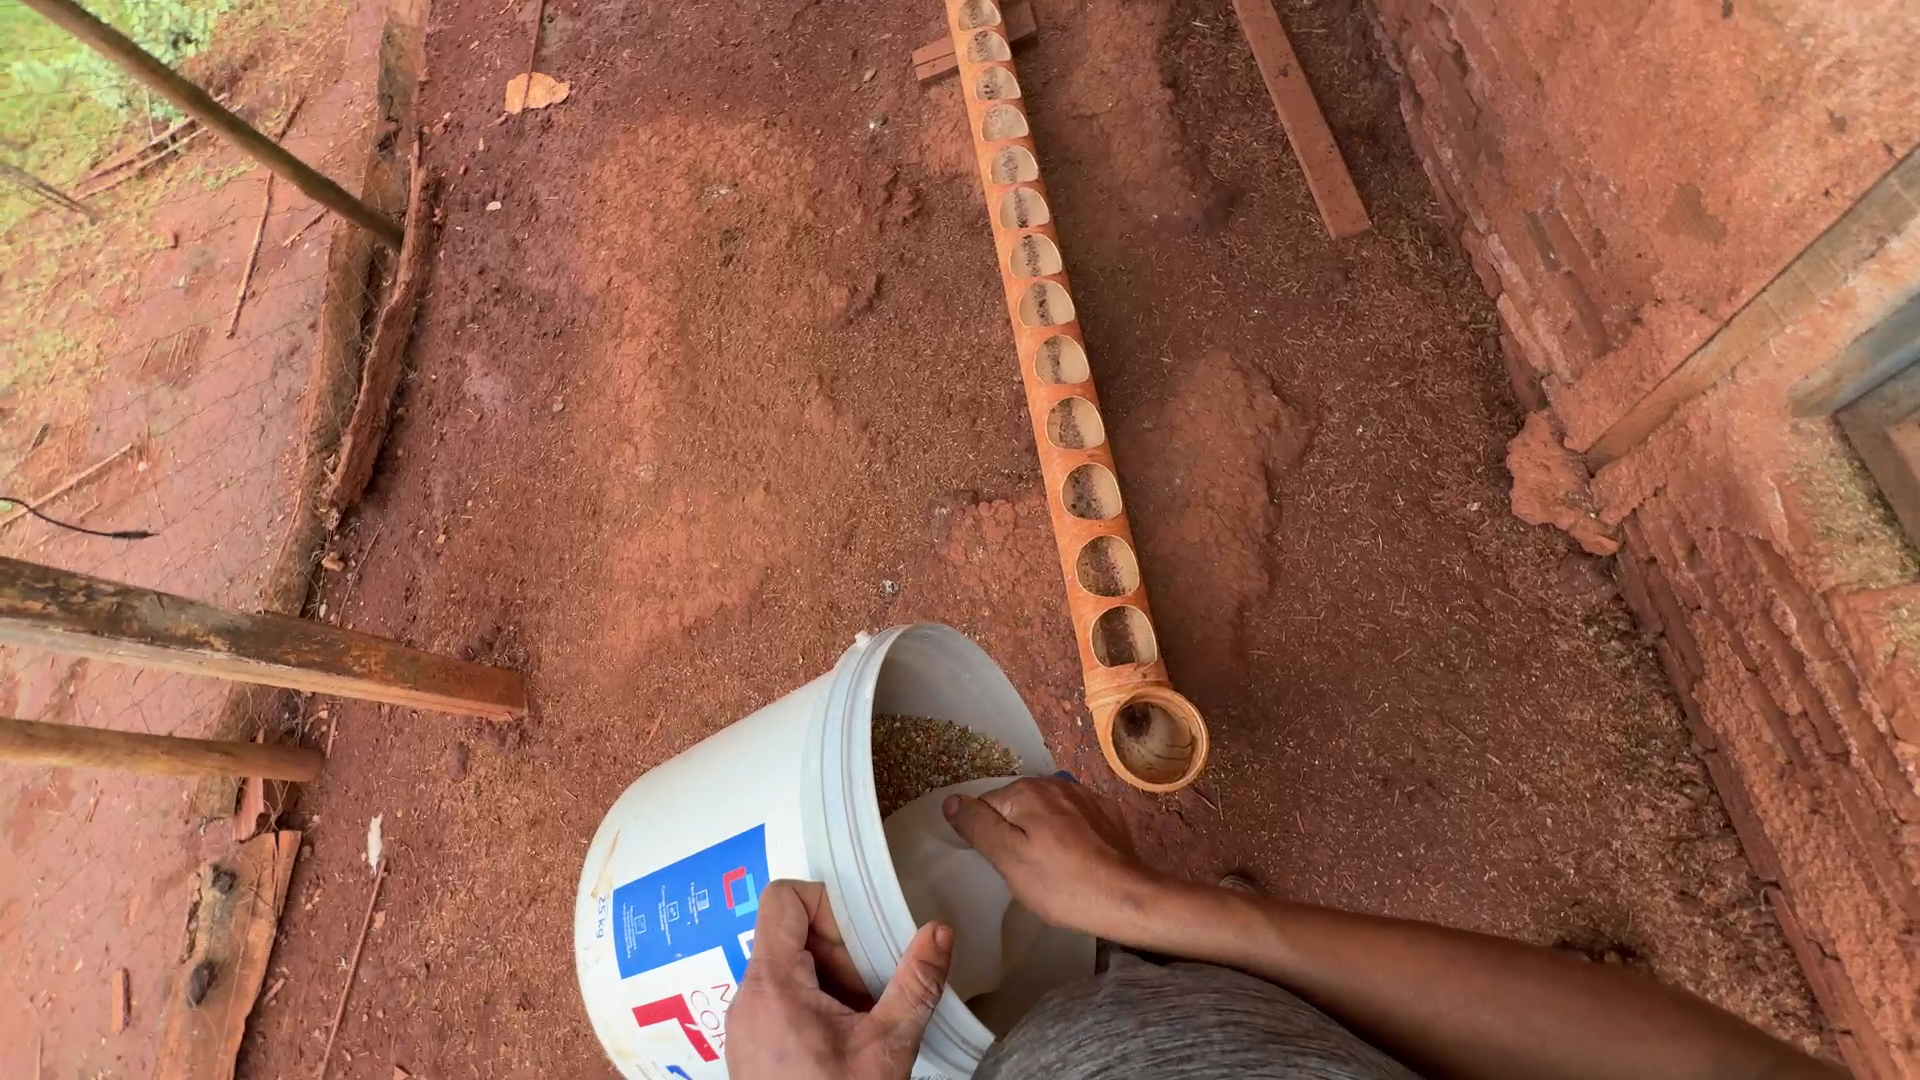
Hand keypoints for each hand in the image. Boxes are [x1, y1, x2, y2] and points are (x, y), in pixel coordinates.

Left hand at [725, 880, 952, 1079]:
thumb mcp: (887, 1047)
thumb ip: (915, 983)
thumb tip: (940, 929)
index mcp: (771, 985)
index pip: (783, 899)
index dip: (825, 903)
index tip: (858, 941)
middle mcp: (747, 996)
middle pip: (790, 929)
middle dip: (838, 946)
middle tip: (870, 984)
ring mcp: (744, 1023)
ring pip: (788, 962)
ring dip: (831, 974)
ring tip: (862, 1012)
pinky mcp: (750, 1045)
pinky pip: (781, 993)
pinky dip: (817, 998)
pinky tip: (845, 1034)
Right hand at [942, 776, 1162, 940]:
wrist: (1127, 897)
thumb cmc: (1061, 883)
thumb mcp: (1008, 859)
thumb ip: (978, 825)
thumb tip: (952, 800)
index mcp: (1025, 791)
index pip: (986, 807)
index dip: (989, 838)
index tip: (1003, 864)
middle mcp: (1053, 782)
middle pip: (1016, 807)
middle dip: (1015, 833)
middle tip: (1026, 871)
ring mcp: (1083, 794)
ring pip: (1045, 811)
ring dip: (1041, 832)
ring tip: (1053, 868)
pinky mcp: (1105, 810)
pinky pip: (1073, 817)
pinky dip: (1069, 833)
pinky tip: (1077, 859)